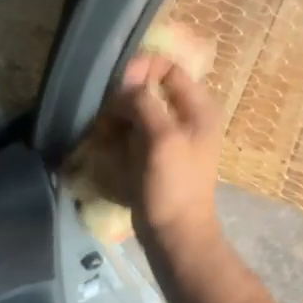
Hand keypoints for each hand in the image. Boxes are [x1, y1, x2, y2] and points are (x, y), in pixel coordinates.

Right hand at [112, 53, 223, 244]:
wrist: (175, 234)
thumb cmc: (174, 185)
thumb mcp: (161, 138)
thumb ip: (144, 102)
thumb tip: (125, 85)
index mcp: (198, 108)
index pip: (169, 68)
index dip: (143, 69)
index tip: (118, 86)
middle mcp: (186, 117)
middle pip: (150, 89)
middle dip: (125, 98)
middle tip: (108, 116)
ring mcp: (170, 138)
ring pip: (137, 111)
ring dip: (117, 118)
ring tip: (103, 133)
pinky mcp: (154, 156)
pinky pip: (132, 132)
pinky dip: (117, 134)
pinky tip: (106, 145)